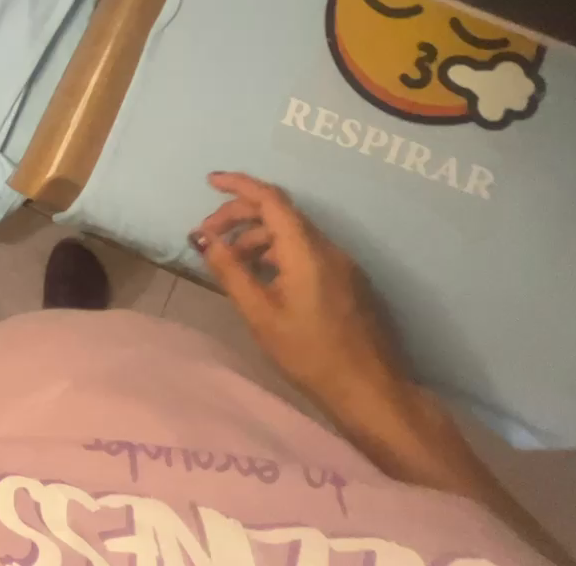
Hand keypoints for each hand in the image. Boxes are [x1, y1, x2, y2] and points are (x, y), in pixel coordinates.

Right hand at [191, 173, 408, 415]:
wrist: (373, 393)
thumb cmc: (310, 353)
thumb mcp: (259, 312)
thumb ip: (228, 269)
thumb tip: (202, 236)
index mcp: (306, 252)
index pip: (271, 199)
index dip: (238, 184)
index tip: (209, 181)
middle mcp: (328, 249)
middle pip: (279, 213)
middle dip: (239, 215)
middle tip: (208, 236)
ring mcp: (343, 265)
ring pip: (291, 234)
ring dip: (255, 237)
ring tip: (230, 263)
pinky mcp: (348, 282)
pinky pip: (305, 252)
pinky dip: (275, 252)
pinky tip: (260, 278)